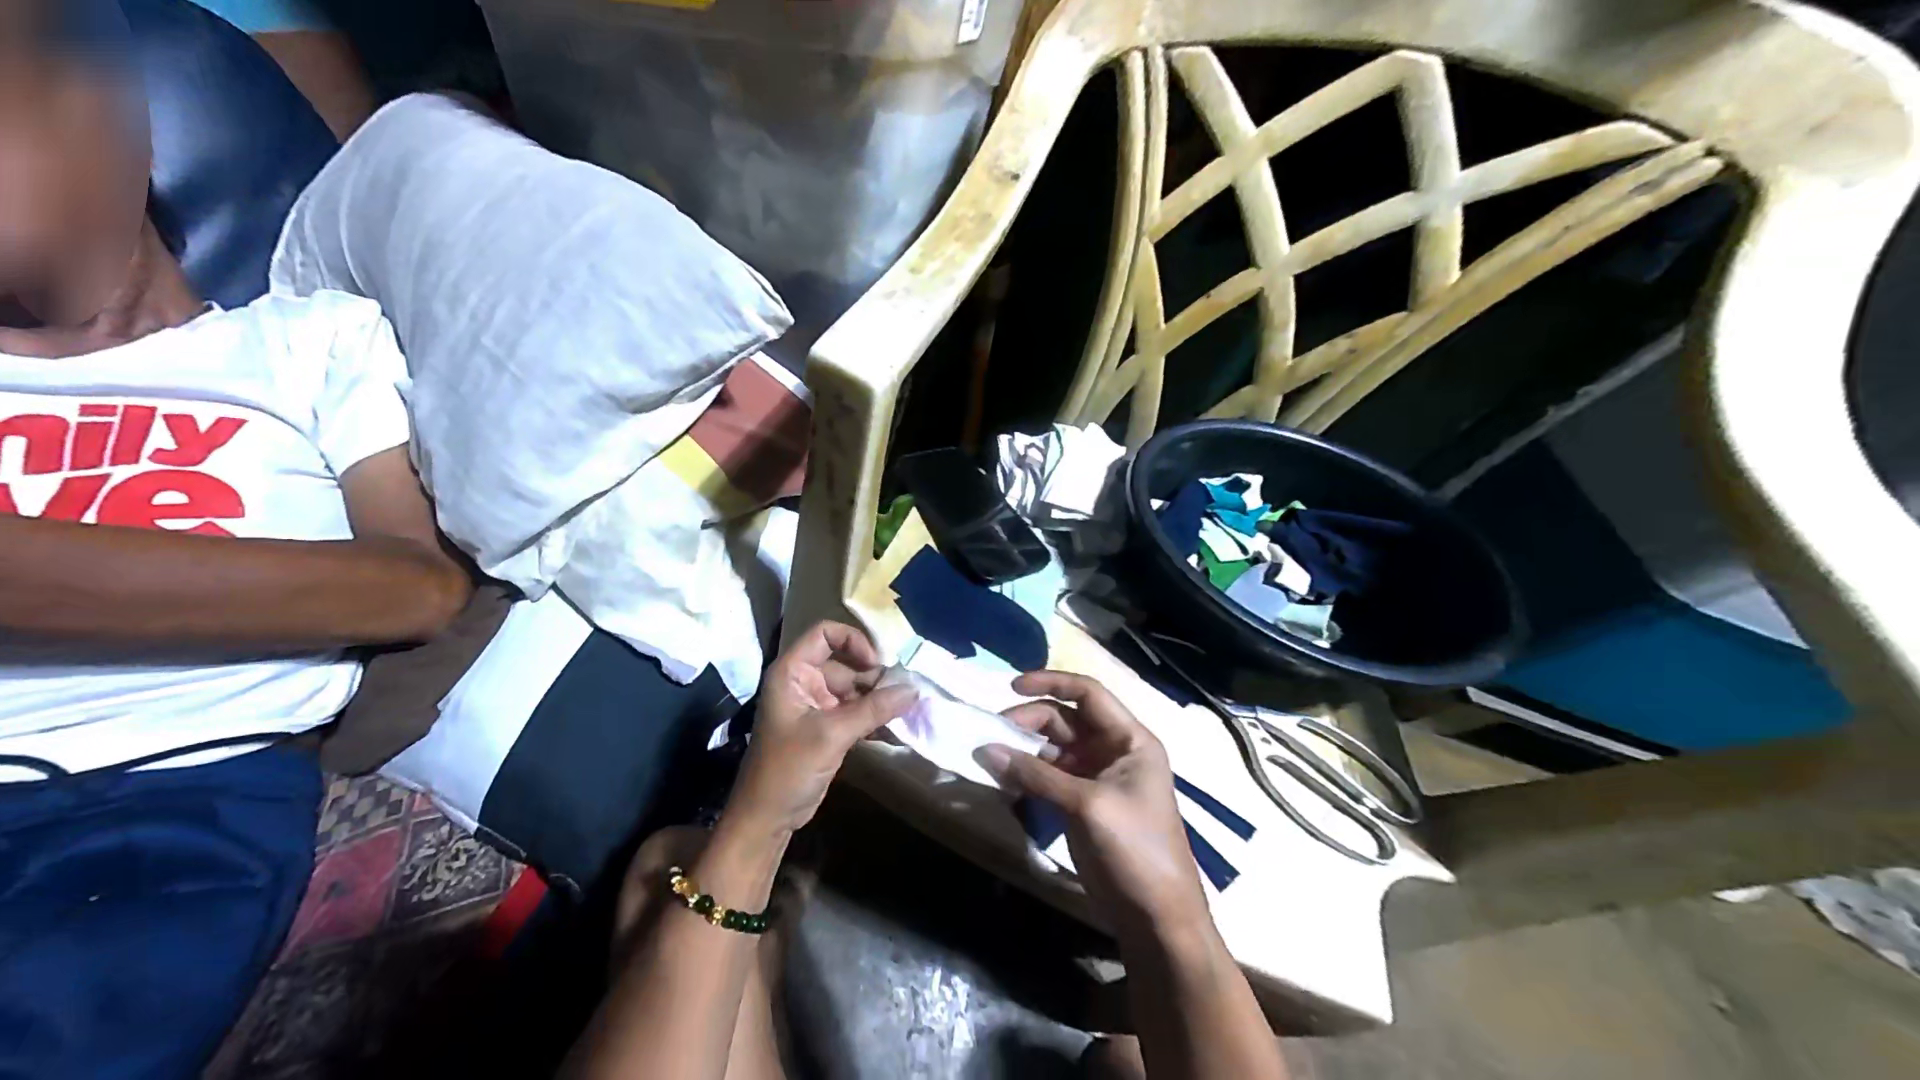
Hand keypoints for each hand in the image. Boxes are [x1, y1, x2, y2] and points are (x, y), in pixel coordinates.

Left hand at [728, 621, 916, 835]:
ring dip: (879, 698)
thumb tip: (913, 690)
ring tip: (907, 709)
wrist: (766, 818)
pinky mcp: (826, 727)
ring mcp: (815, 706)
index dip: (853, 641)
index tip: (877, 664)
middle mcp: (803, 682)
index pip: (825, 633)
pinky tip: (897, 725)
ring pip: (854, 688)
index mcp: (792, 673)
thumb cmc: (788, 769)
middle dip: (875, 676)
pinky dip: (874, 716)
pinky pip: (855, 711)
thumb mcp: (832, 735)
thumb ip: (874, 709)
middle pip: (846, 662)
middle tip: (904, 692)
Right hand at [981, 671, 1206, 931]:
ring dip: (1022, 750)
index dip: (1052, 682)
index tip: (1012, 687)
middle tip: (992, 734)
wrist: (1156, 916)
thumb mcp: (1086, 805)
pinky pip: (1047, 776)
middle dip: (1029, 721)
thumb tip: (985, 750)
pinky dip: (1025, 775)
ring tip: (990, 756)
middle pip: (1065, 719)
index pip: (1088, 693)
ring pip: (1052, 748)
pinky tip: (1002, 780)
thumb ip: (1036, 775)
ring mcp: (1095, 777)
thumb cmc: (1135, 849)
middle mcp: (1112, 750)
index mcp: (1129, 739)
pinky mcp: (1080, 802)